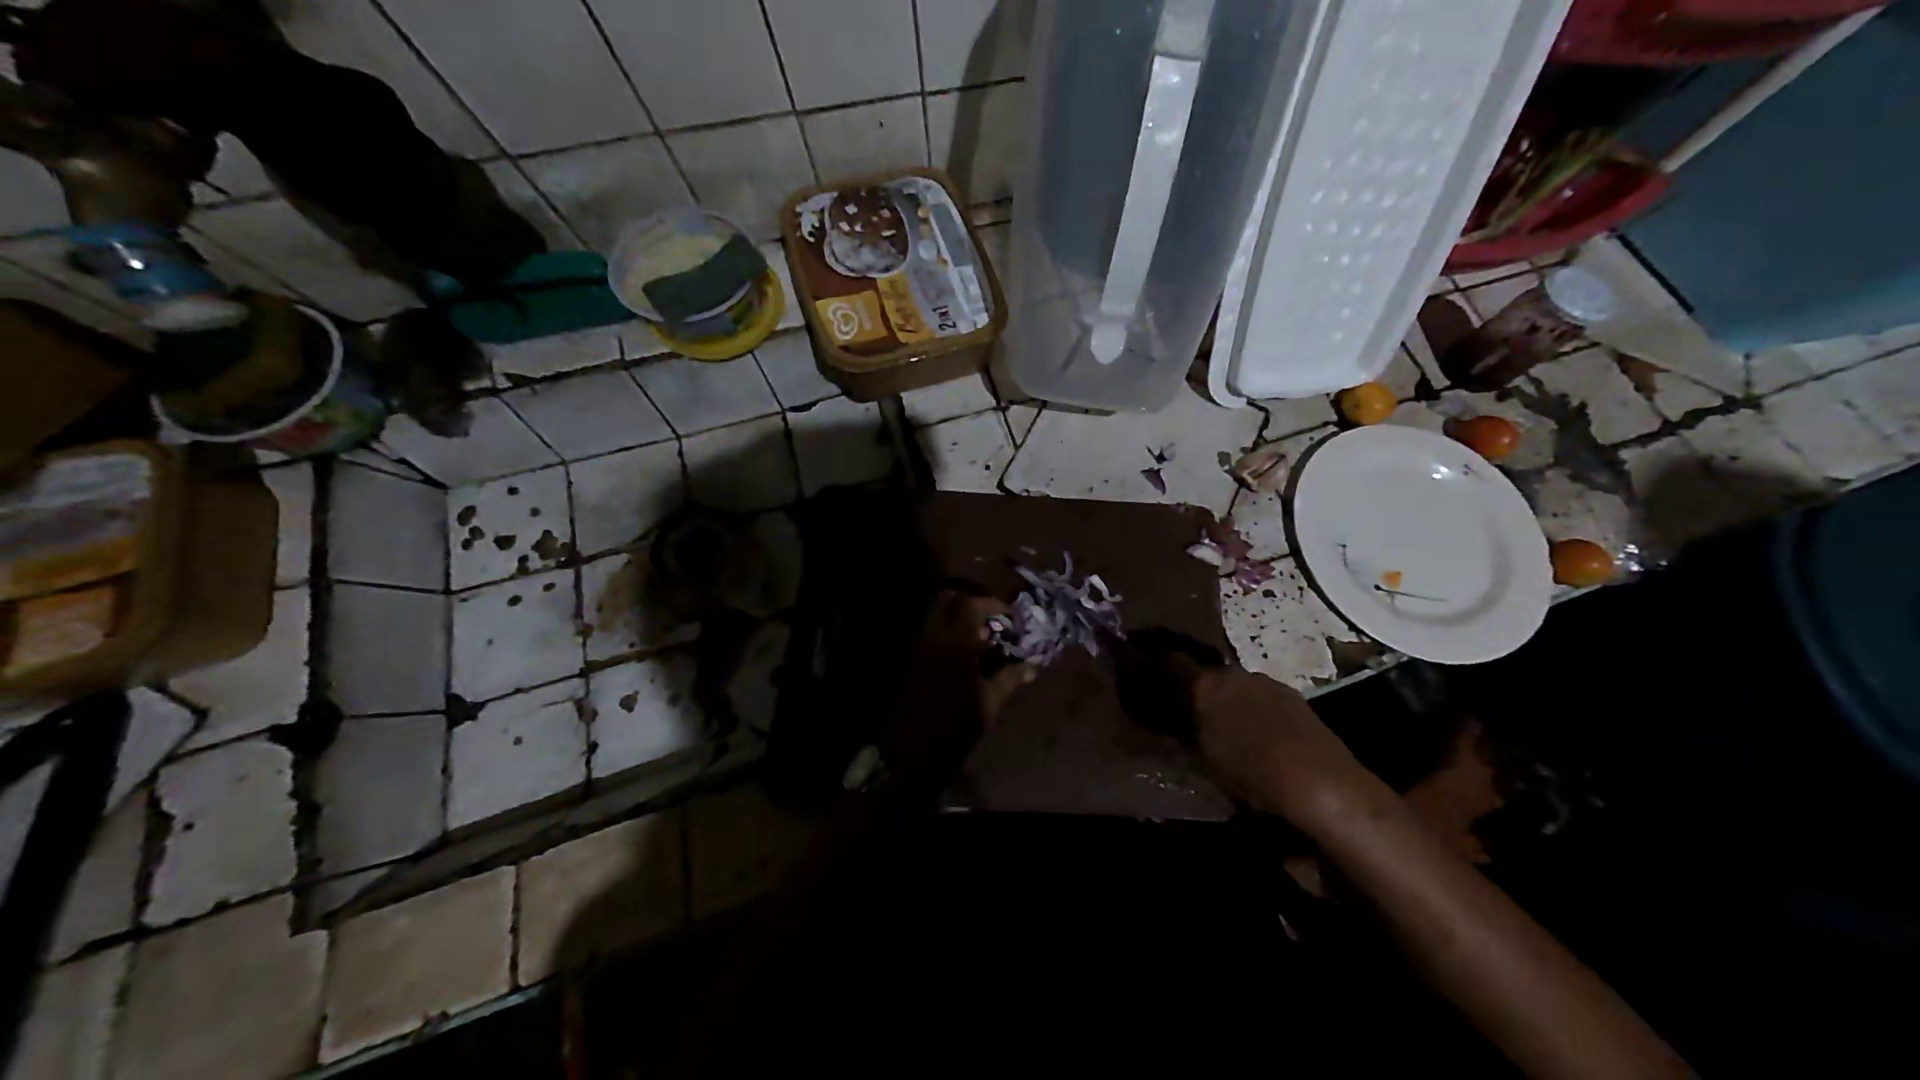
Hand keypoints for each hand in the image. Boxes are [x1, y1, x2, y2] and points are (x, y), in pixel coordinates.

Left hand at [883, 592, 1035, 777]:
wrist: (913, 750)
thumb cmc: (956, 724)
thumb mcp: (990, 702)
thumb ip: (1010, 677)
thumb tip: (1032, 666)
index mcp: (954, 643)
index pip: (971, 604)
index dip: (992, 603)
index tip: (1009, 615)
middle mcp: (933, 637)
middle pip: (946, 599)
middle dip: (970, 602)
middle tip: (991, 620)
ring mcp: (918, 647)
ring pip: (936, 615)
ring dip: (958, 618)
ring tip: (981, 640)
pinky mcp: (912, 660)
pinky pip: (930, 634)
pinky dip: (947, 634)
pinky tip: (965, 656)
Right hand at [1183, 664, 1372, 826]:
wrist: (1316, 778)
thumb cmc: (1249, 770)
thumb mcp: (1205, 760)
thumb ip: (1187, 737)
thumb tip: (1174, 728)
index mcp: (1206, 686)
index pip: (1176, 664)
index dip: (1165, 669)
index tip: (1158, 678)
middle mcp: (1234, 675)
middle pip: (1211, 676)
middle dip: (1204, 692)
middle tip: (1198, 714)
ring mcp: (1267, 683)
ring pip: (1240, 687)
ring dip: (1233, 701)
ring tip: (1233, 727)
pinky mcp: (1293, 697)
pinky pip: (1264, 698)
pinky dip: (1258, 710)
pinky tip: (1263, 734)